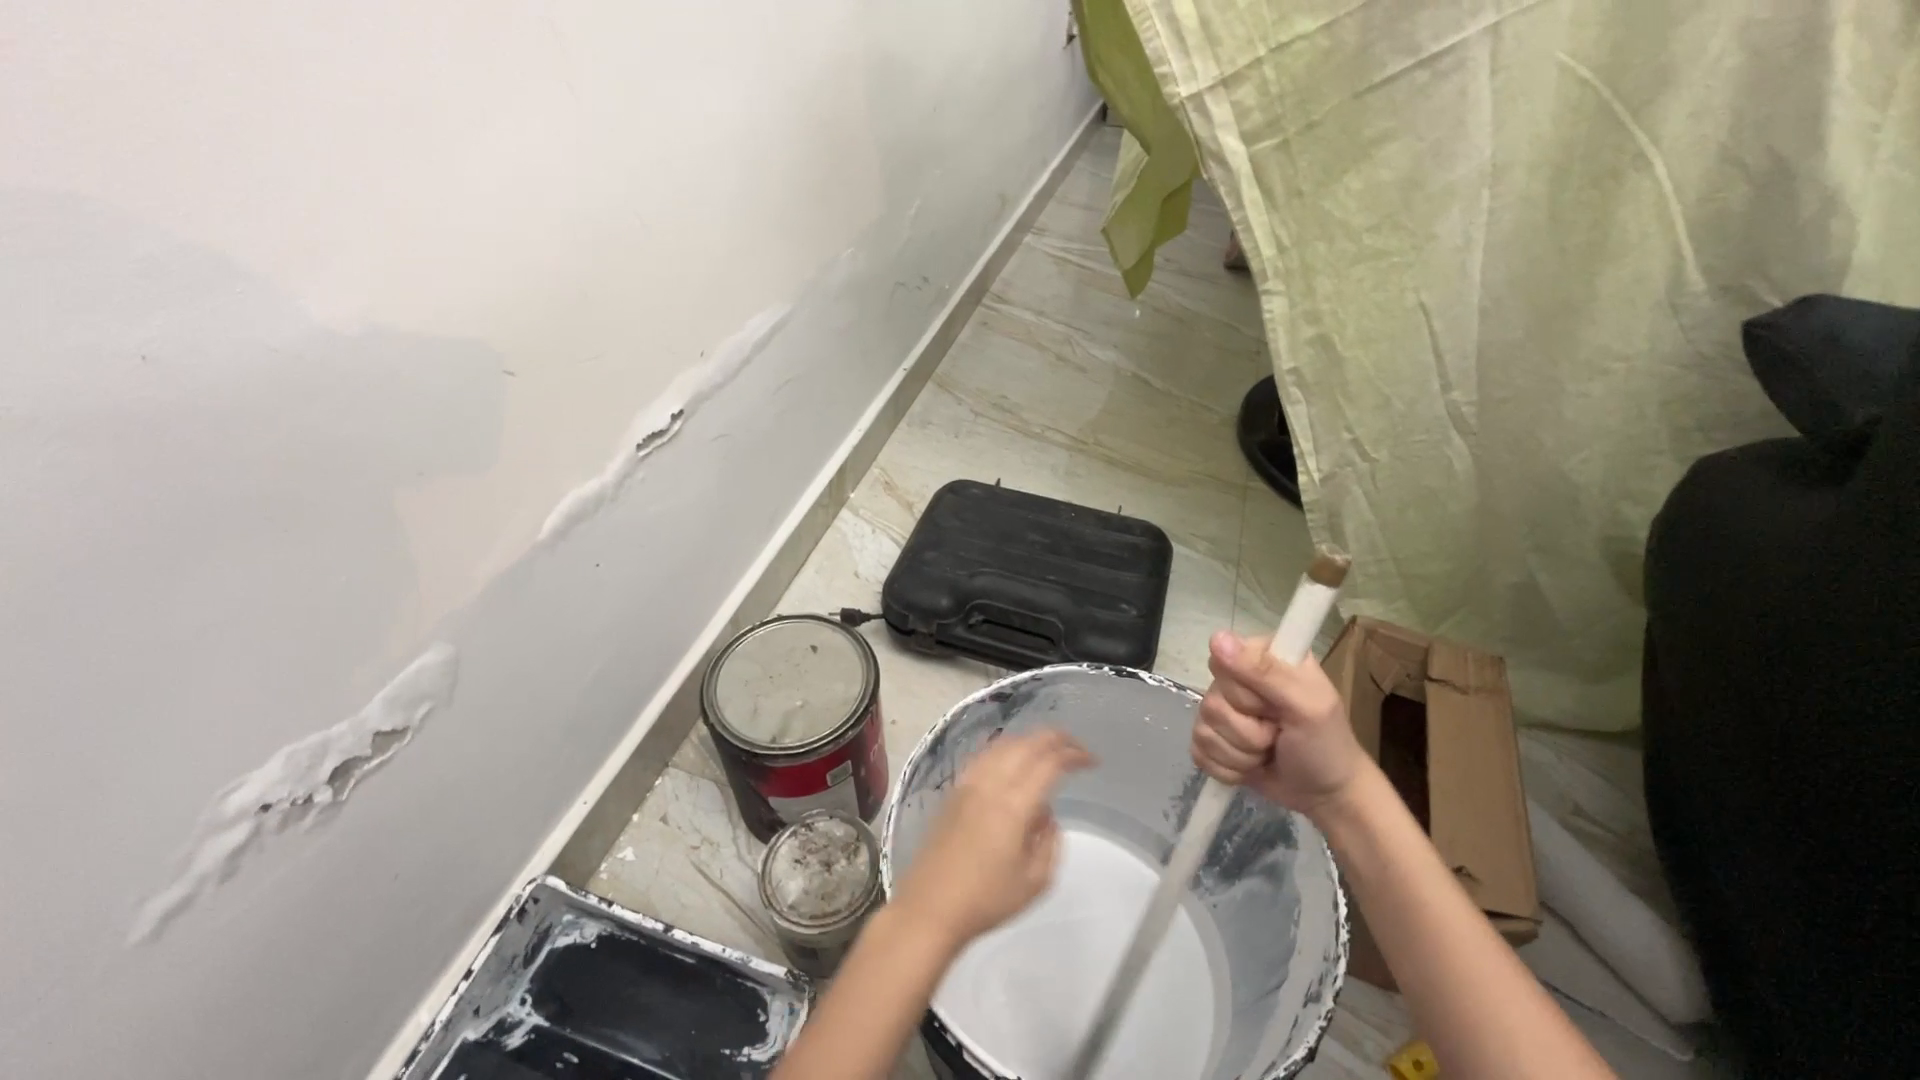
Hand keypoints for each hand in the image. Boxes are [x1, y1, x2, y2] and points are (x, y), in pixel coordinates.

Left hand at [892, 730, 1093, 947]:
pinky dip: (1005, 749)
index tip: (1092, 761)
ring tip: (1047, 750)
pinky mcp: (952, 792)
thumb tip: (1045, 814)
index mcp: (1013, 805)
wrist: (930, 908)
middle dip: (1055, 738)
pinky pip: (983, 756)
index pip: (1049, 763)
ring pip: (1002, 745)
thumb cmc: (986, 900)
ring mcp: (967, 785)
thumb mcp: (1035, 880)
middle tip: (1075, 747)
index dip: (1074, 755)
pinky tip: (1011, 760)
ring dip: (1029, 740)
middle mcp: (989, 785)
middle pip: (1026, 744)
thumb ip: (1050, 841)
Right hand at [1191, 631, 1368, 818]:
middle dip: (1246, 730)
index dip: (1244, 693)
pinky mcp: (1211, 742)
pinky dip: (1228, 768)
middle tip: (1278, 732)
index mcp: (1261, 657)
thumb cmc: (1326, 745)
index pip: (1222, 662)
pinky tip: (1251, 767)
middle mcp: (1236, 679)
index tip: (1275, 706)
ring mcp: (1221, 711)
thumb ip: (1267, 671)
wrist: (1325, 795)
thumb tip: (1217, 639)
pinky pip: (1198, 752)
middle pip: (1211, 702)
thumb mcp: (1309, 705)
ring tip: (1268, 752)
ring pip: (1204, 729)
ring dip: (1241, 753)